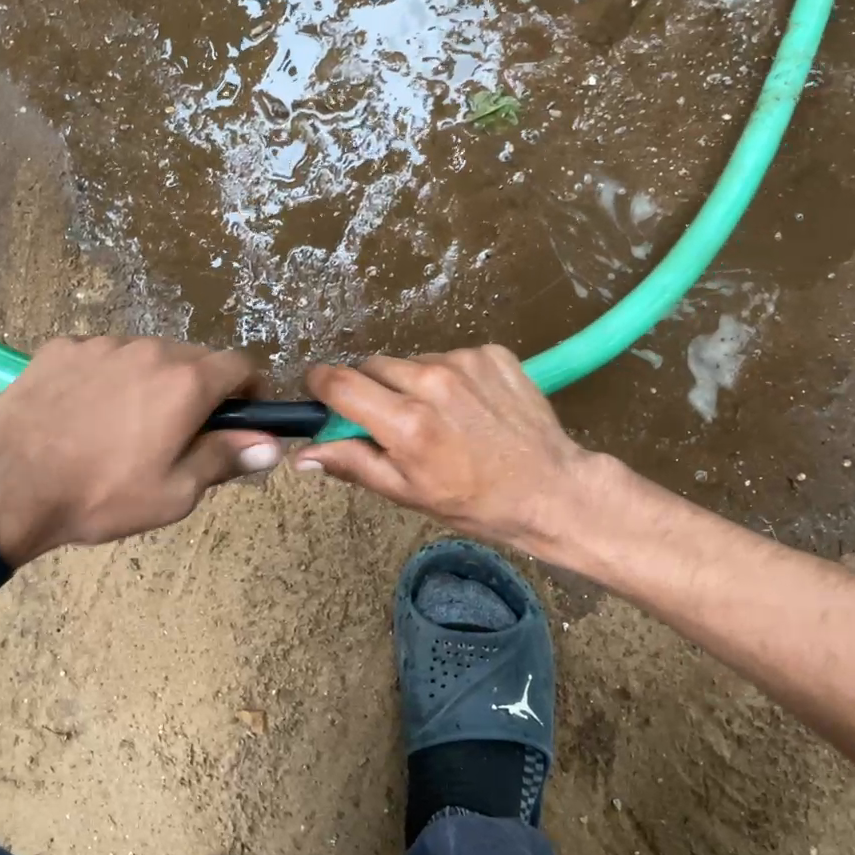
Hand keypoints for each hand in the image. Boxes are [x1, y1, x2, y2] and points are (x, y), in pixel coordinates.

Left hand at [0, 337, 280, 565]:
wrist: (4, 484)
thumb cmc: (100, 495)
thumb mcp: (174, 493)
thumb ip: (226, 459)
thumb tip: (271, 444)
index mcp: (186, 382)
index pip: (241, 365)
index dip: (250, 392)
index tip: (242, 419)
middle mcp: (150, 349)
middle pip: (194, 359)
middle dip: (199, 390)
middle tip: (179, 434)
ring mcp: (102, 344)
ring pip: (146, 356)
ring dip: (152, 382)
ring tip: (124, 427)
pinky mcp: (62, 347)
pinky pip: (102, 357)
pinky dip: (107, 378)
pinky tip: (83, 414)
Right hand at [293, 346, 607, 554]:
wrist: (551, 489)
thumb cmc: (474, 502)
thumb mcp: (407, 492)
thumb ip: (352, 464)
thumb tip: (302, 455)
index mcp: (406, 422)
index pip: (339, 382)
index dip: (320, 383)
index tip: (319, 391)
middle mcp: (431, 381)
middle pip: (372, 367)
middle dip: (371, 389)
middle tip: (392, 421)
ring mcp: (464, 362)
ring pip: (411, 361)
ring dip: (411, 383)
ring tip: (440, 416)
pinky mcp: (491, 353)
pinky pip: (448, 356)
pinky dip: (448, 377)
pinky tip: (469, 406)